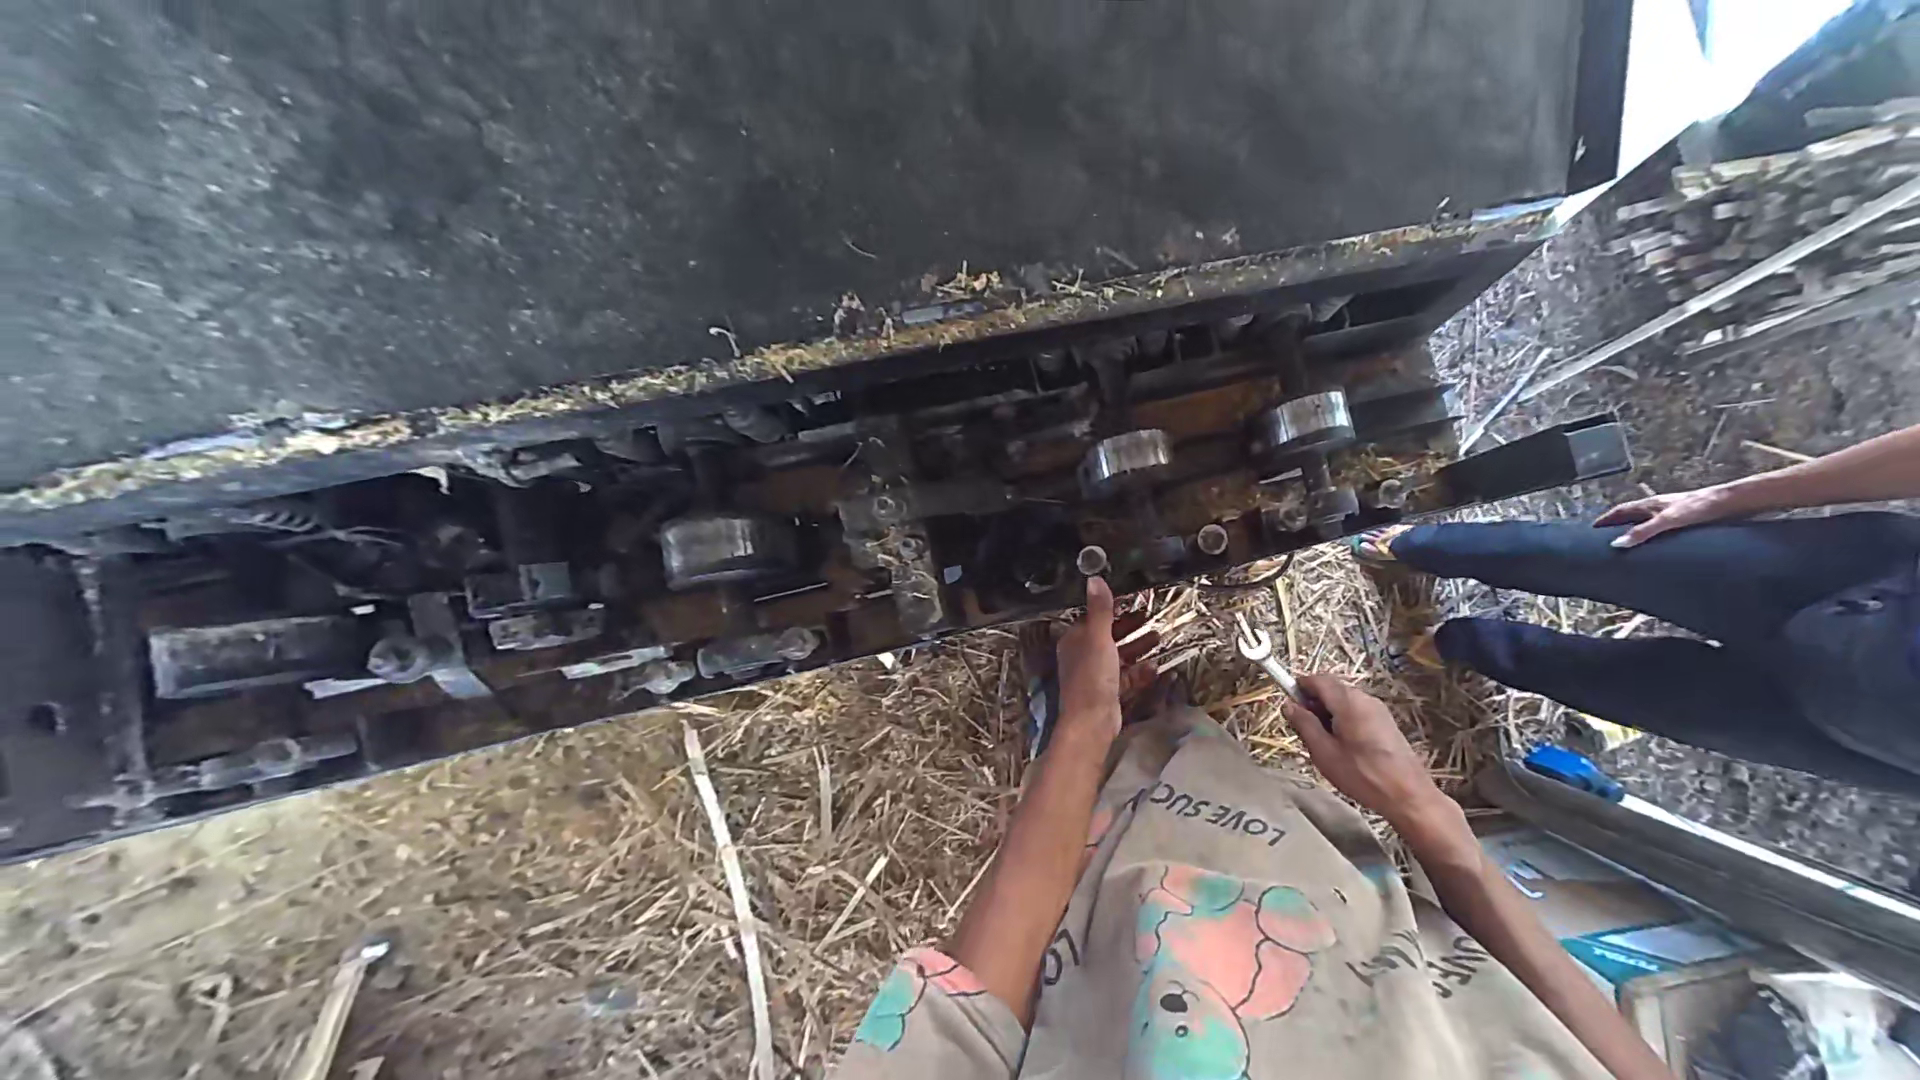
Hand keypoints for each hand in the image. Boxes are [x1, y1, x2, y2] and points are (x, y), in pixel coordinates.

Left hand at [1054, 578, 1158, 742]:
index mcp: (1075, 640)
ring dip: (1137, 646)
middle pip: (1108, 636)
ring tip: (1159, 636)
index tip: (1133, 600)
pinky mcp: (1108, 692)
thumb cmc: (1092, 675)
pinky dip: (1139, 671)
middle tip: (1150, 616)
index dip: (1112, 609)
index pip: (1093, 618)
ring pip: (1119, 656)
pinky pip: (1126, 677)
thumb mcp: (1098, 637)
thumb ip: (1100, 609)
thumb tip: (1095, 578)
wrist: (1091, 721)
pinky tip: (1155, 667)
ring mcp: (1095, 675)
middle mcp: (1082, 655)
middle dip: (1129, 627)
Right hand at [1282, 676, 1456, 838]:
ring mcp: (1378, 710)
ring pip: (1342, 700)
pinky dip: (1342, 719)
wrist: (1410, 797)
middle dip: (1313, 703)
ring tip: (1325, 743)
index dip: (1299, 687)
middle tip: (1306, 730)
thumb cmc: (1363, 775)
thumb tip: (1288, 705)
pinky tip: (1344, 746)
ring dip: (1327, 712)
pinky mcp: (1386, 722)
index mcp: (1348, 702)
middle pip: (1330, 688)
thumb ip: (1304, 724)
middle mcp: (1365, 699)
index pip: (1317, 679)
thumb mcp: (1324, 752)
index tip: (1290, 707)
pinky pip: (1356, 710)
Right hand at [1593, 484, 1744, 547]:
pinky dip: (1660, 534)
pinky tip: (1665, 543)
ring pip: (1651, 521)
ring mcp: (1677, 512)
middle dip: (1619, 525)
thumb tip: (1615, 545)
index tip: (1592, 529)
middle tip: (1609, 539)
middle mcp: (1660, 506)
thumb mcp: (1668, 520)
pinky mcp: (1694, 518)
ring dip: (1640, 529)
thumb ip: (1642, 532)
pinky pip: (1668, 527)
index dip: (1605, 519)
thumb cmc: (1702, 506)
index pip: (1619, 511)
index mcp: (1649, 504)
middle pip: (1633, 515)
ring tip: (1634, 543)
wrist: (1741, 500)